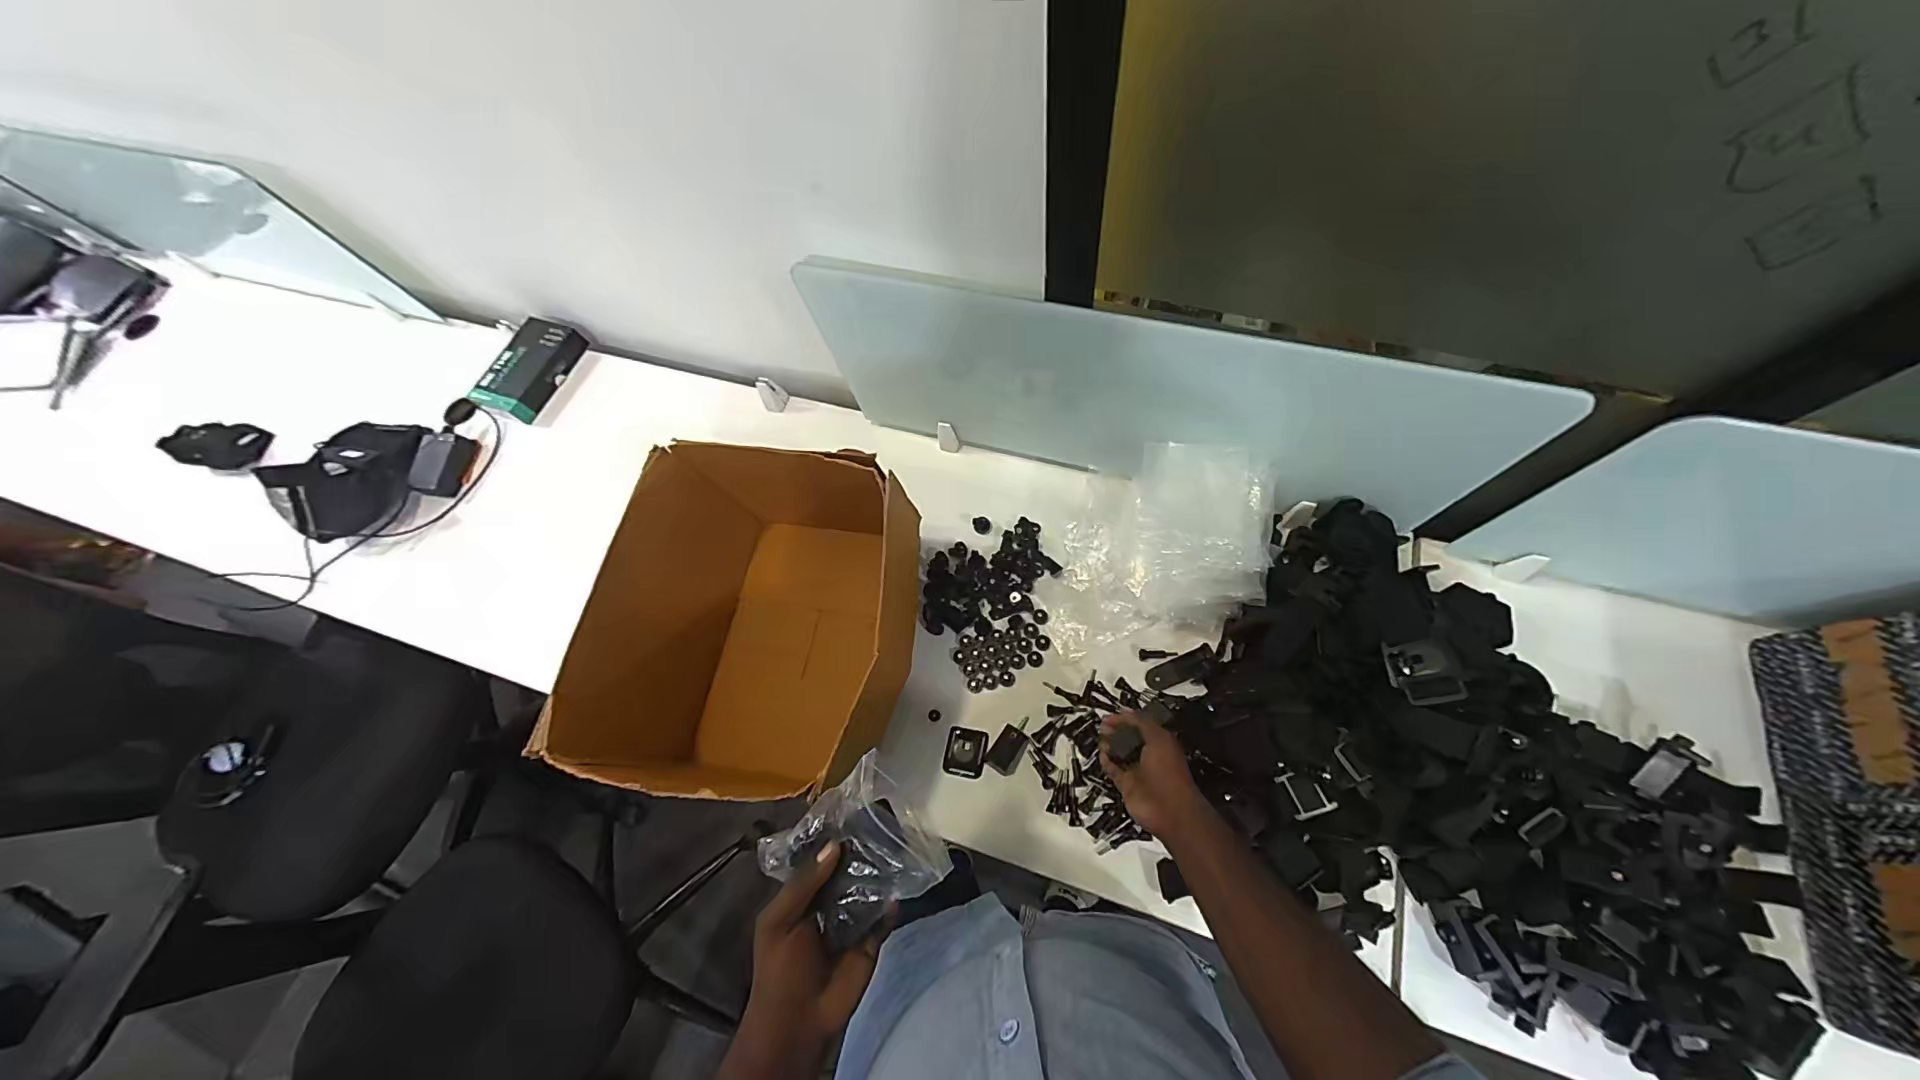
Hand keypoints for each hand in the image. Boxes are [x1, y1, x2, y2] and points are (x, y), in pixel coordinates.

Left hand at [743, 841, 888, 1045]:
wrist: (796, 1023)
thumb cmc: (778, 968)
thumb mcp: (779, 920)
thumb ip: (804, 883)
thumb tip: (835, 845)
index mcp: (804, 894)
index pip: (821, 859)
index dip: (834, 839)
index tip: (855, 811)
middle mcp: (830, 901)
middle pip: (849, 869)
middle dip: (862, 851)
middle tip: (883, 821)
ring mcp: (852, 919)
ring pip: (869, 888)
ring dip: (879, 871)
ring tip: (898, 842)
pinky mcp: (871, 939)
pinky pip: (884, 916)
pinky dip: (892, 903)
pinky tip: (901, 882)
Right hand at [1100, 712, 1208, 838]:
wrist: (1169, 810)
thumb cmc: (1169, 773)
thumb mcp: (1158, 739)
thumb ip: (1142, 723)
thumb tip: (1127, 712)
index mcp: (1160, 743)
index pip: (1140, 725)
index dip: (1126, 718)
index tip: (1113, 715)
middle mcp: (1148, 756)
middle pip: (1128, 738)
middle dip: (1116, 730)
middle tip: (1103, 725)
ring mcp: (1137, 771)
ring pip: (1119, 753)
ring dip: (1110, 745)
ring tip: (1102, 738)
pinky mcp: (1127, 784)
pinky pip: (1113, 770)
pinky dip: (1106, 761)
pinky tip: (1102, 754)